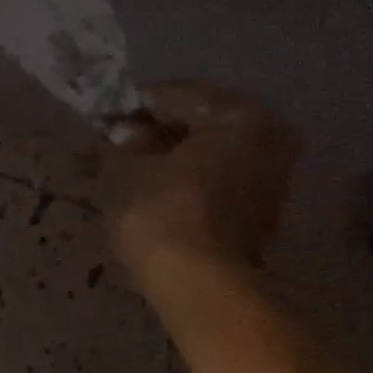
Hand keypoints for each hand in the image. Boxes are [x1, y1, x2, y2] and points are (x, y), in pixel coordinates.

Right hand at [103, 81, 299, 279]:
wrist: (196, 277)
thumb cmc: (159, 213)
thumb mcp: (125, 172)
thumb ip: (123, 144)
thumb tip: (124, 131)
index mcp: (239, 115)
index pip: (179, 95)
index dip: (134, 104)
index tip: (101, 118)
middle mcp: (269, 133)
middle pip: (203, 122)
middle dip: (158, 133)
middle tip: (115, 146)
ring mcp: (271, 172)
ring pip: (212, 152)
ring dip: (173, 158)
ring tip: (132, 173)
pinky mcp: (260, 205)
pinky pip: (218, 178)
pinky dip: (188, 180)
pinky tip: (156, 194)